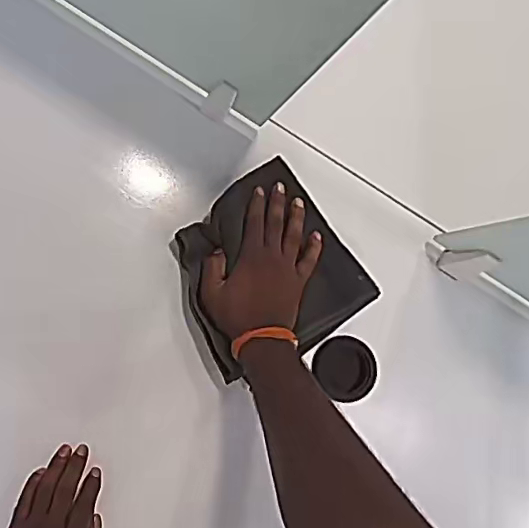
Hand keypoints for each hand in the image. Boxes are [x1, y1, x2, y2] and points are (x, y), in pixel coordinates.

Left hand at [0, 444, 103, 527]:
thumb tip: (95, 524)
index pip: (84, 503)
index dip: (91, 485)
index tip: (95, 472)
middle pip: (66, 488)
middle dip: (75, 466)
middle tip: (81, 451)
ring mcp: (32, 525)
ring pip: (46, 487)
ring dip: (56, 467)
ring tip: (63, 452)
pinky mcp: (17, 527)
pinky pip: (26, 497)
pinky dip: (33, 482)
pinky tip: (40, 472)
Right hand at [201, 182, 323, 339]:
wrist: (262, 338)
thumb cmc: (238, 317)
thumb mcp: (212, 292)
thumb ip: (213, 268)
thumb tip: (216, 252)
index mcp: (251, 258)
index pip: (254, 224)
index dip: (256, 206)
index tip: (259, 192)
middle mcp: (272, 259)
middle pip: (276, 224)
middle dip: (277, 203)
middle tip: (280, 189)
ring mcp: (288, 270)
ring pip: (294, 236)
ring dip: (296, 218)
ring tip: (298, 203)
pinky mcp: (297, 282)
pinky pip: (308, 260)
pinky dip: (313, 247)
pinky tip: (316, 237)